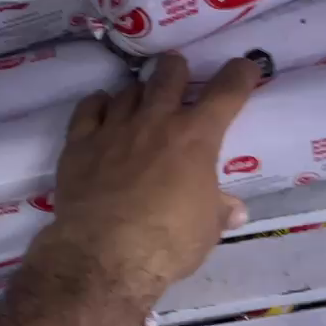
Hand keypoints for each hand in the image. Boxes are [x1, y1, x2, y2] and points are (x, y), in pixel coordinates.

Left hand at [29, 53, 258, 299]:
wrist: (106, 257)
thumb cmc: (169, 244)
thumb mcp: (207, 230)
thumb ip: (219, 212)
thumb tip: (234, 211)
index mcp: (195, 139)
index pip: (225, 93)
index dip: (239, 75)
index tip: (245, 68)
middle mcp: (155, 122)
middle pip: (168, 74)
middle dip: (177, 69)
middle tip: (179, 76)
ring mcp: (114, 129)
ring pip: (129, 90)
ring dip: (140, 92)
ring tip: (142, 103)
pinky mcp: (80, 144)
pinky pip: (89, 108)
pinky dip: (99, 104)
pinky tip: (103, 107)